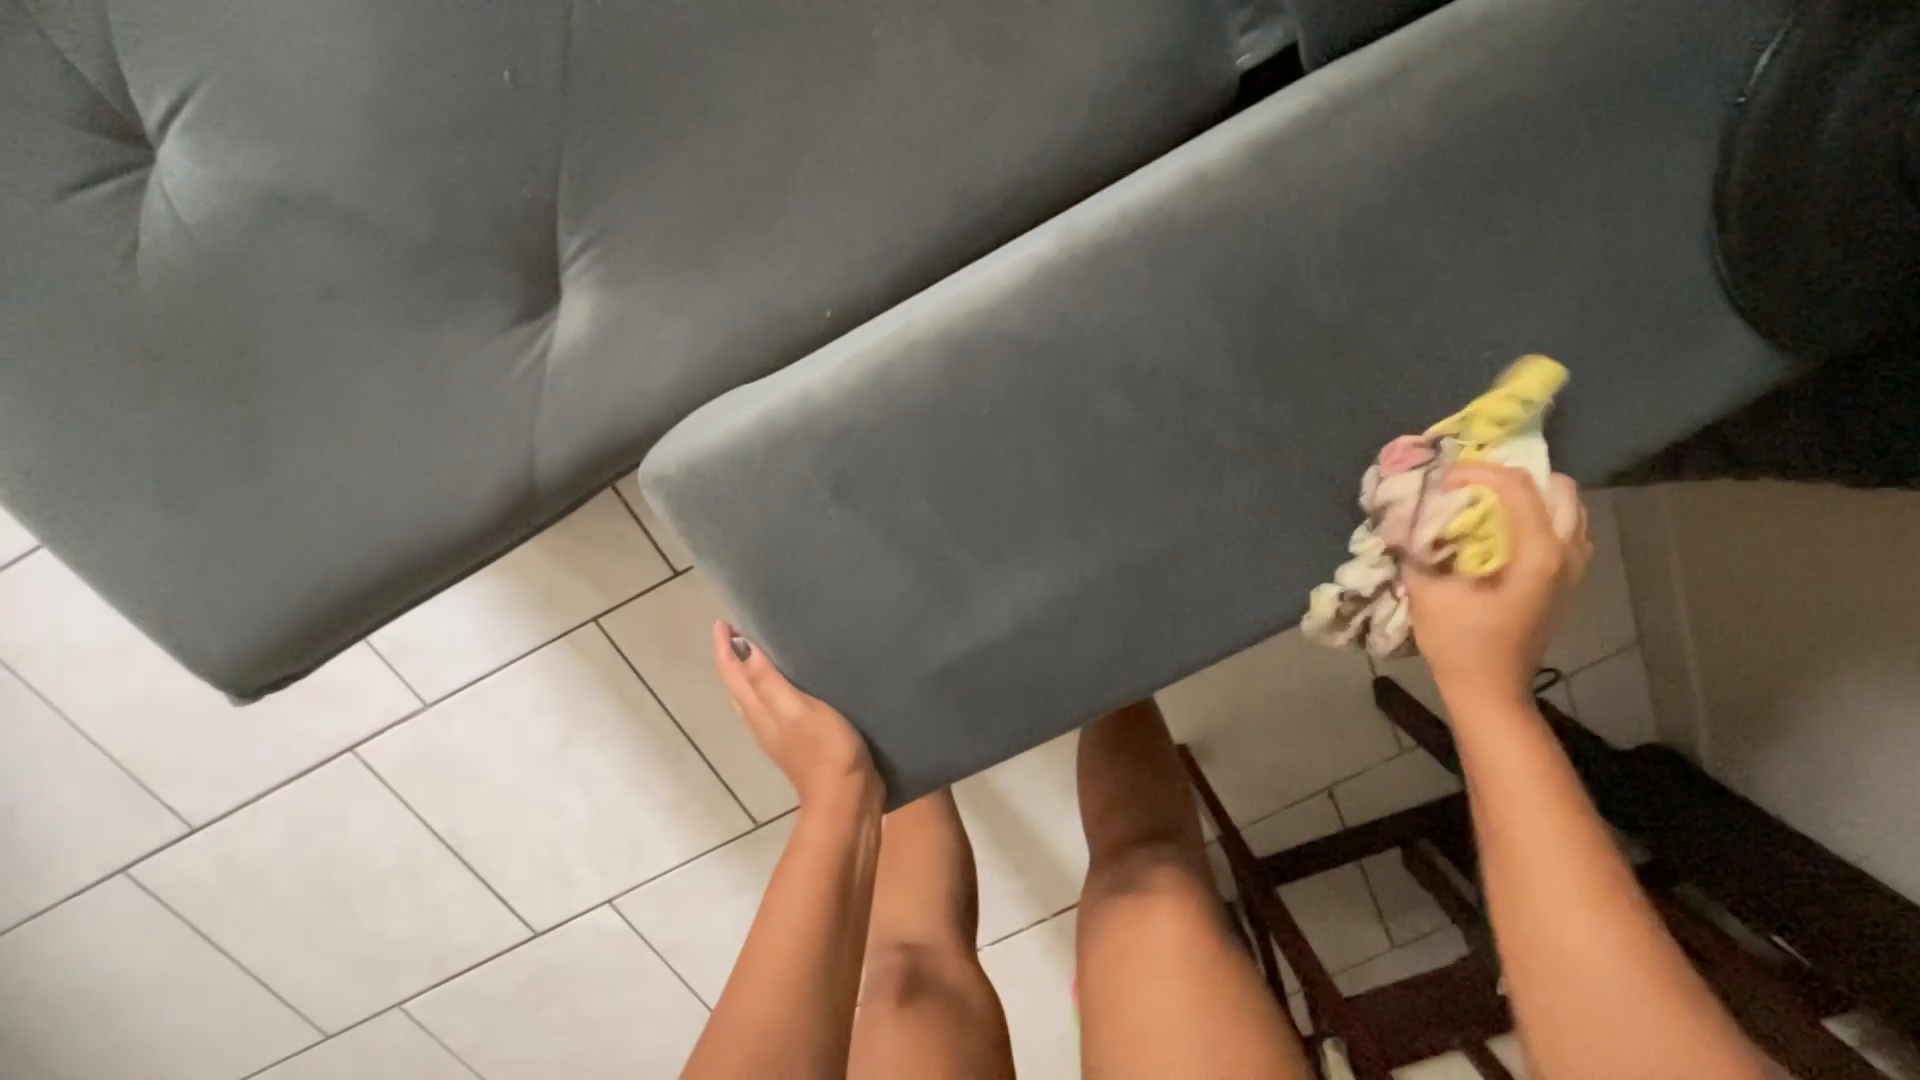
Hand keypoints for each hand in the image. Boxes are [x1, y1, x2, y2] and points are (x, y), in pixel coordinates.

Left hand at [712, 622, 880, 809]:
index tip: (722, 621)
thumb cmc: (823, 748)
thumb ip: (768, 680)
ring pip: (752, 698)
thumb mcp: (795, 709)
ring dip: (748, 673)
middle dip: (732, 657)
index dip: (724, 648)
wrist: (845, 797)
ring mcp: (779, 734)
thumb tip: (741, 647)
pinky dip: (769, 688)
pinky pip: (772, 707)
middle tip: (736, 630)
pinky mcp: (798, 741)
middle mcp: (762, 722)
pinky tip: (786, 684)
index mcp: (759, 711)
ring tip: (757, 649)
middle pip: (737, 686)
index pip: (732, 674)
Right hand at [1406, 463, 1590, 713]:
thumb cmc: (1460, 643)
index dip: (1479, 471)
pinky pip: (1566, 533)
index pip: (1517, 487)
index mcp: (1537, 553)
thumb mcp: (1428, 592)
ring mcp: (1572, 570)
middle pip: (1560, 490)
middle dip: (1517, 477)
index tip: (1444, 478)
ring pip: (1570, 511)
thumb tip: (1410, 519)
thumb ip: (1420, 549)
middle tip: (1476, 483)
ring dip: (1533, 497)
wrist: (1489, 690)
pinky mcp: (1565, 583)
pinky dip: (1540, 519)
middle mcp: (1566, 554)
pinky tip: (1505, 532)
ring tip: (1491, 502)